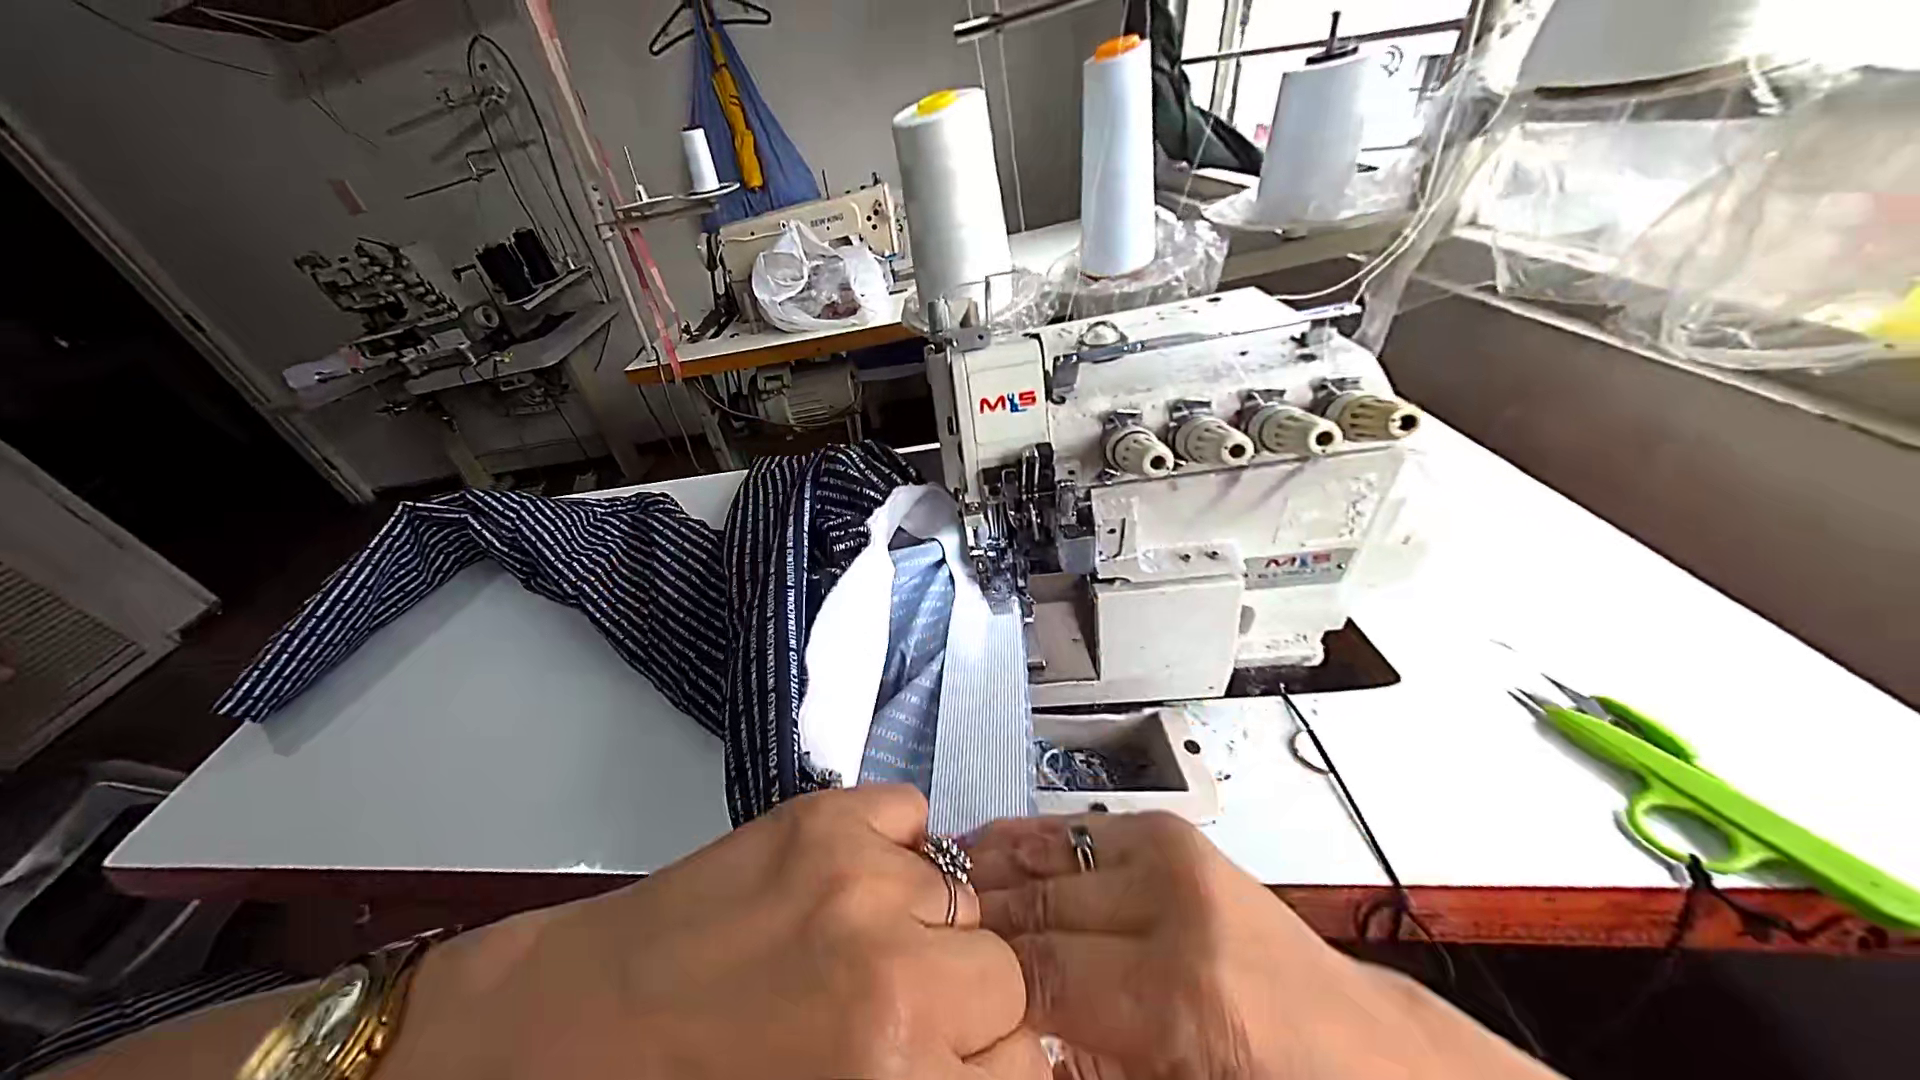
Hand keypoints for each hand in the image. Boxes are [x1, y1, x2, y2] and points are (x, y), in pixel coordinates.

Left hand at [398, 786, 1046, 1079]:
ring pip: (961, 893)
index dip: (986, 1061)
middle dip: (963, 996)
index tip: (950, 1056)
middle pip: (1003, 972)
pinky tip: (851, 877)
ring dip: (925, 921)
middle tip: (900, 1005)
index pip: (1023, 1057)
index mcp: (894, 1073)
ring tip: (857, 941)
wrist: (578, 1033)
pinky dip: (899, 843)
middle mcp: (892, 966)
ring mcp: (856, 873)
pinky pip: (913, 812)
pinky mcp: (823, 814)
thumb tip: (1004, 1055)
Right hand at [969, 812, 1559, 1079]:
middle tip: (915, 931)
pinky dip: (1025, 842)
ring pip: (1046, 852)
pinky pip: (1073, 830)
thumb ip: (1077, 1059)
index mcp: (1184, 989)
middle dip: (975, 924)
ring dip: (988, 870)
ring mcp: (1173, 851)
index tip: (930, 983)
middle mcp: (1174, 898)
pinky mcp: (1169, 831)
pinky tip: (989, 855)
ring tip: (937, 886)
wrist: (1362, 1050)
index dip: (980, 984)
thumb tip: (997, 1026)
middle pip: (1038, 905)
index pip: (1041, 972)